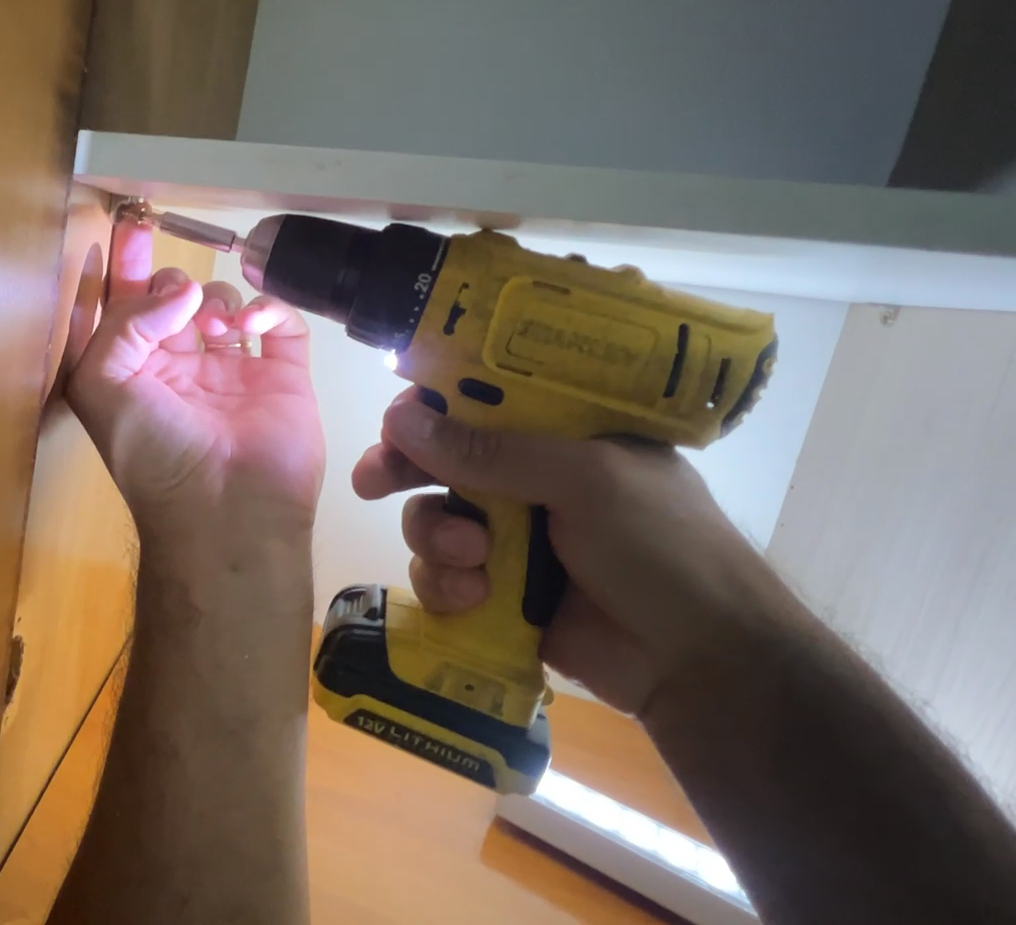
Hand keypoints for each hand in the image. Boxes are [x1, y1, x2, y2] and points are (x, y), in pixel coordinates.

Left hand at [66, 220, 324, 535]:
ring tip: (213, 331)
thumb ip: (123, 324)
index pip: (128, 305)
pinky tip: (250, 326)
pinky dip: (267, 309)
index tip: (134, 225)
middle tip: (177, 299)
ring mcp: (234, 370)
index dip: (128, 264)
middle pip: (176, 298)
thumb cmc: (154, 452)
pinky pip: (280, 323)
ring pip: (225, 303)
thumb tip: (180, 292)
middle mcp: (180, 367)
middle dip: (173, 283)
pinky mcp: (283, 377)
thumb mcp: (103, 387)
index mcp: (133, 371)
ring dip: (215, 300)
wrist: (226, 512)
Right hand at [351, 391, 801, 713]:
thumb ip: (487, 452)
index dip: (430, 408)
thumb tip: (397, 417)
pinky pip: (437, 575)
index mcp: (558, 437)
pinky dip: (445, 584)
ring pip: (428, 519)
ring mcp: (506, 537)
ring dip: (435, 536)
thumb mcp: (582, 481)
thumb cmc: (663, 550)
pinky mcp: (492, 590)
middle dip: (400, 470)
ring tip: (472, 558)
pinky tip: (474, 597)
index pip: (478, 404)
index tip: (395, 422)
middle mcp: (525, 481)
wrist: (699, 666)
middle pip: (437, 460)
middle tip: (371, 482)